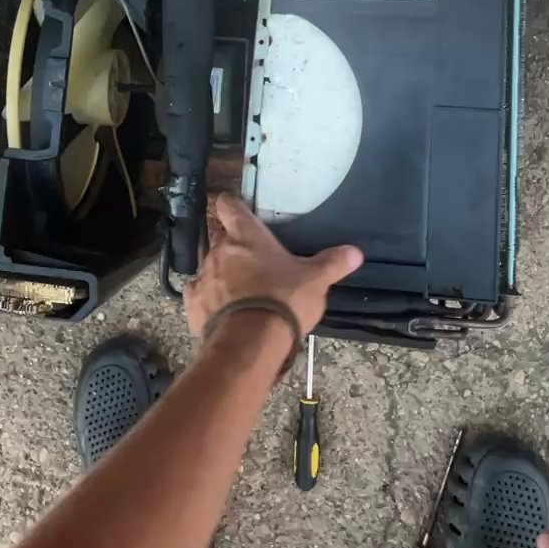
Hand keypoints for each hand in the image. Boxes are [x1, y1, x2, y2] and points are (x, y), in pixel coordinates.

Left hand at [184, 194, 363, 338]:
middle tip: (251, 258)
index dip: (232, 206)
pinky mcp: (193, 302)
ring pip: (208, 264)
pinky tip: (221, 309)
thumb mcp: (315, 281)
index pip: (228, 204)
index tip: (239, 213)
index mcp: (246, 235)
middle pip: (219, 235)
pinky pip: (198, 292)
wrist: (250, 343)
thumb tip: (356, 252)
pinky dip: (208, 297)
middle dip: (231, 243)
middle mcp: (219, 249)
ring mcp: (203, 275)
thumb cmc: (283, 300)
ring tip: (239, 289)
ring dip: (221, 271)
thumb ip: (332, 263)